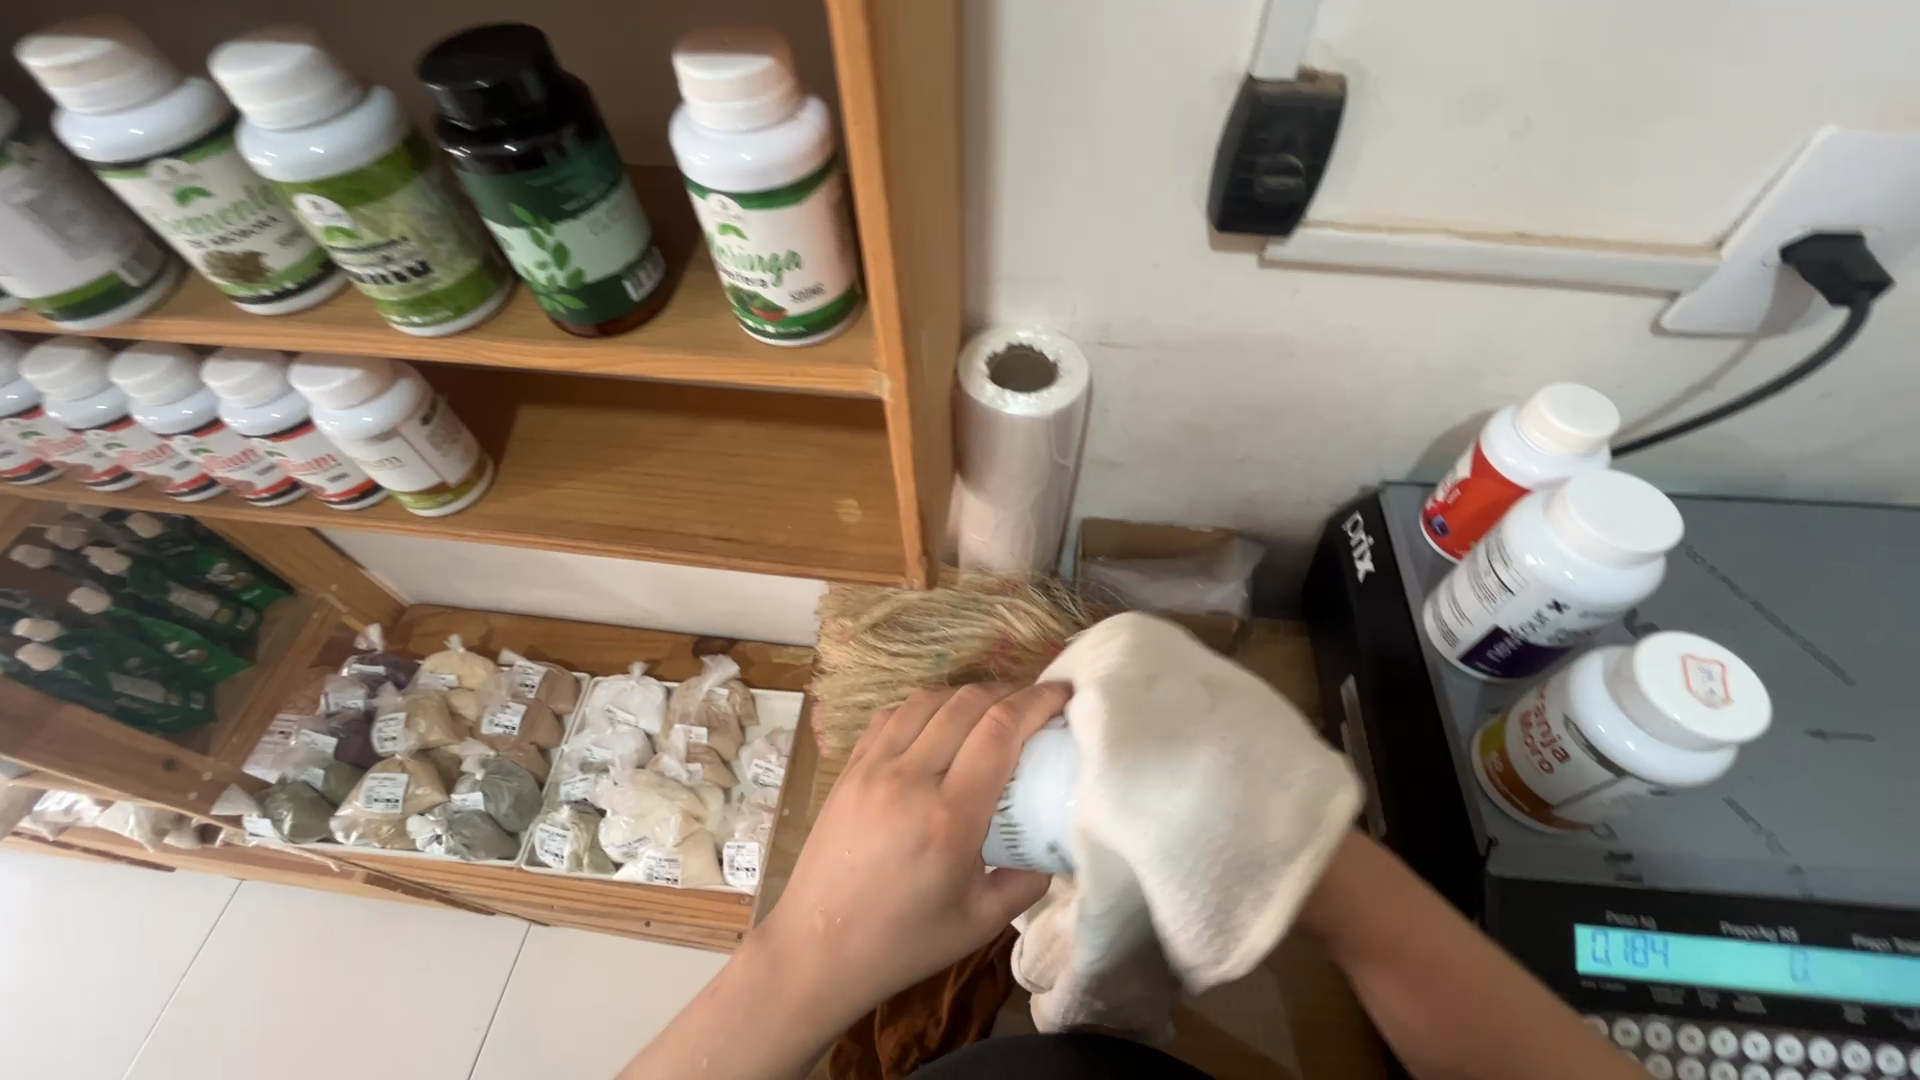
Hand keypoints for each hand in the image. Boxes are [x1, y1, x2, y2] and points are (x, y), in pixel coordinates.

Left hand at [755, 682, 1069, 1018]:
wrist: (816, 947)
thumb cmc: (903, 942)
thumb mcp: (980, 922)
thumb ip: (1028, 880)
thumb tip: (1055, 844)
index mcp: (949, 817)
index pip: (999, 730)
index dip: (1037, 702)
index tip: (1062, 695)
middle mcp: (910, 778)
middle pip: (968, 703)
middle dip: (1010, 692)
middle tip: (1036, 701)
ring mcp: (873, 766)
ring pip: (929, 699)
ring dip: (969, 694)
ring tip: (993, 707)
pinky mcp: (849, 767)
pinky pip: (893, 714)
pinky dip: (926, 706)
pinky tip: (941, 721)